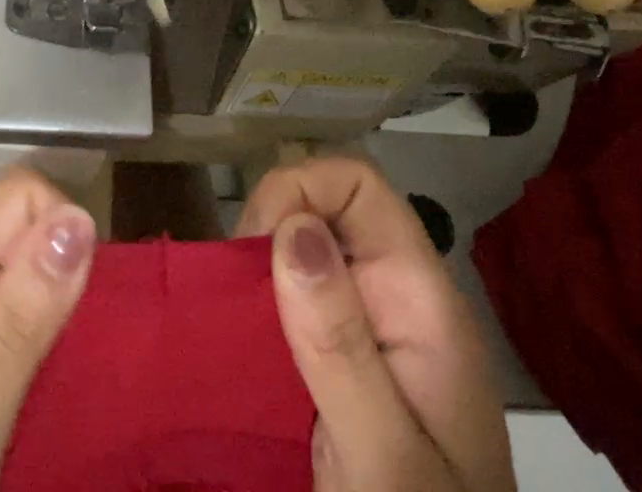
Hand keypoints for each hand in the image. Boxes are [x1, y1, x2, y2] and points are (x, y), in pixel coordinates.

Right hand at [240, 157, 514, 491]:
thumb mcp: (383, 453)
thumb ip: (340, 342)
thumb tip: (294, 225)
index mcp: (420, 304)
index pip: (361, 188)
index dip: (299, 191)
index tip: (250, 247)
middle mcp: (394, 302)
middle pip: (326, 213)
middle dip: (266, 232)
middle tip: (230, 300)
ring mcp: (367, 334)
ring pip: (301, 257)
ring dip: (254, 272)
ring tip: (221, 321)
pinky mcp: (339, 365)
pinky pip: (290, 306)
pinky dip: (253, 308)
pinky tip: (228, 342)